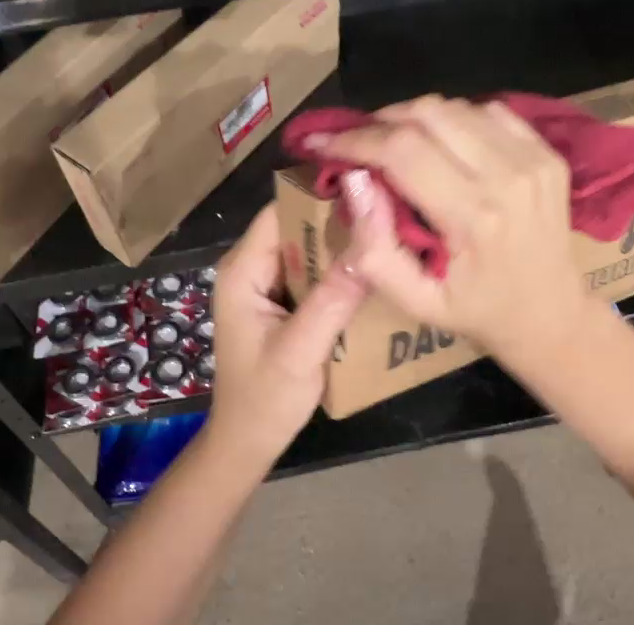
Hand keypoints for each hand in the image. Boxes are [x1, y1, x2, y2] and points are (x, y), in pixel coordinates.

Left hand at [205, 206, 368, 468]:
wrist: (248, 443)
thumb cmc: (264, 399)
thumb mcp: (300, 350)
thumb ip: (332, 299)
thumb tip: (370, 246)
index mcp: (243, 270)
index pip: (281, 211)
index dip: (321, 197)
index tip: (368, 191)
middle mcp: (253, 267)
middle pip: (299, 225)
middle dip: (340, 220)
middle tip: (390, 214)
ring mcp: (269, 284)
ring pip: (311, 248)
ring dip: (344, 246)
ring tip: (390, 236)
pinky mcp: (286, 301)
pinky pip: (316, 272)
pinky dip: (341, 270)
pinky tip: (374, 270)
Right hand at [308, 96, 593, 362]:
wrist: (552, 313)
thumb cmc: (476, 311)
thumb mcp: (415, 301)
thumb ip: (375, 247)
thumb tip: (353, 180)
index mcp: (474, 218)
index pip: (402, 150)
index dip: (355, 139)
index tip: (323, 141)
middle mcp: (508, 178)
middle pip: (428, 113)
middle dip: (382, 120)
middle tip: (359, 141)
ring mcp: (533, 160)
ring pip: (457, 107)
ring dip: (417, 116)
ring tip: (396, 141)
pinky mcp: (548, 152)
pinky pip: (490, 111)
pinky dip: (457, 119)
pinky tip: (444, 144)